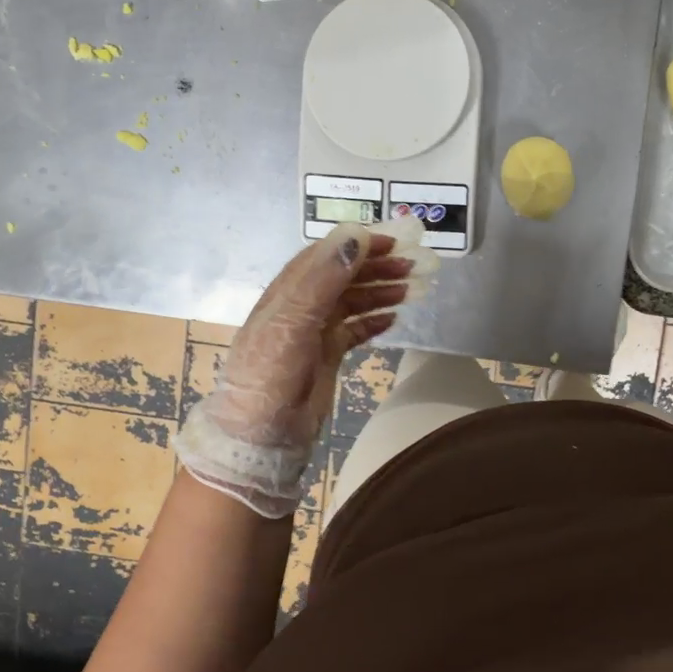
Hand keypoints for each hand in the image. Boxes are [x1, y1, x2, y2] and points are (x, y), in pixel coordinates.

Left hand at [177, 220, 432, 516]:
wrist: (260, 435)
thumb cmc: (271, 375)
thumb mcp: (294, 322)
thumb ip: (324, 279)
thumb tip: (355, 236)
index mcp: (287, 292)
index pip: (326, 255)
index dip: (358, 244)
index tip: (393, 241)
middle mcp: (301, 307)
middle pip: (343, 276)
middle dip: (377, 267)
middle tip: (412, 265)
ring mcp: (314, 332)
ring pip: (352, 302)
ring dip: (380, 292)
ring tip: (410, 290)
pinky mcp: (325, 356)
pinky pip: (354, 330)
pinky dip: (374, 322)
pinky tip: (393, 319)